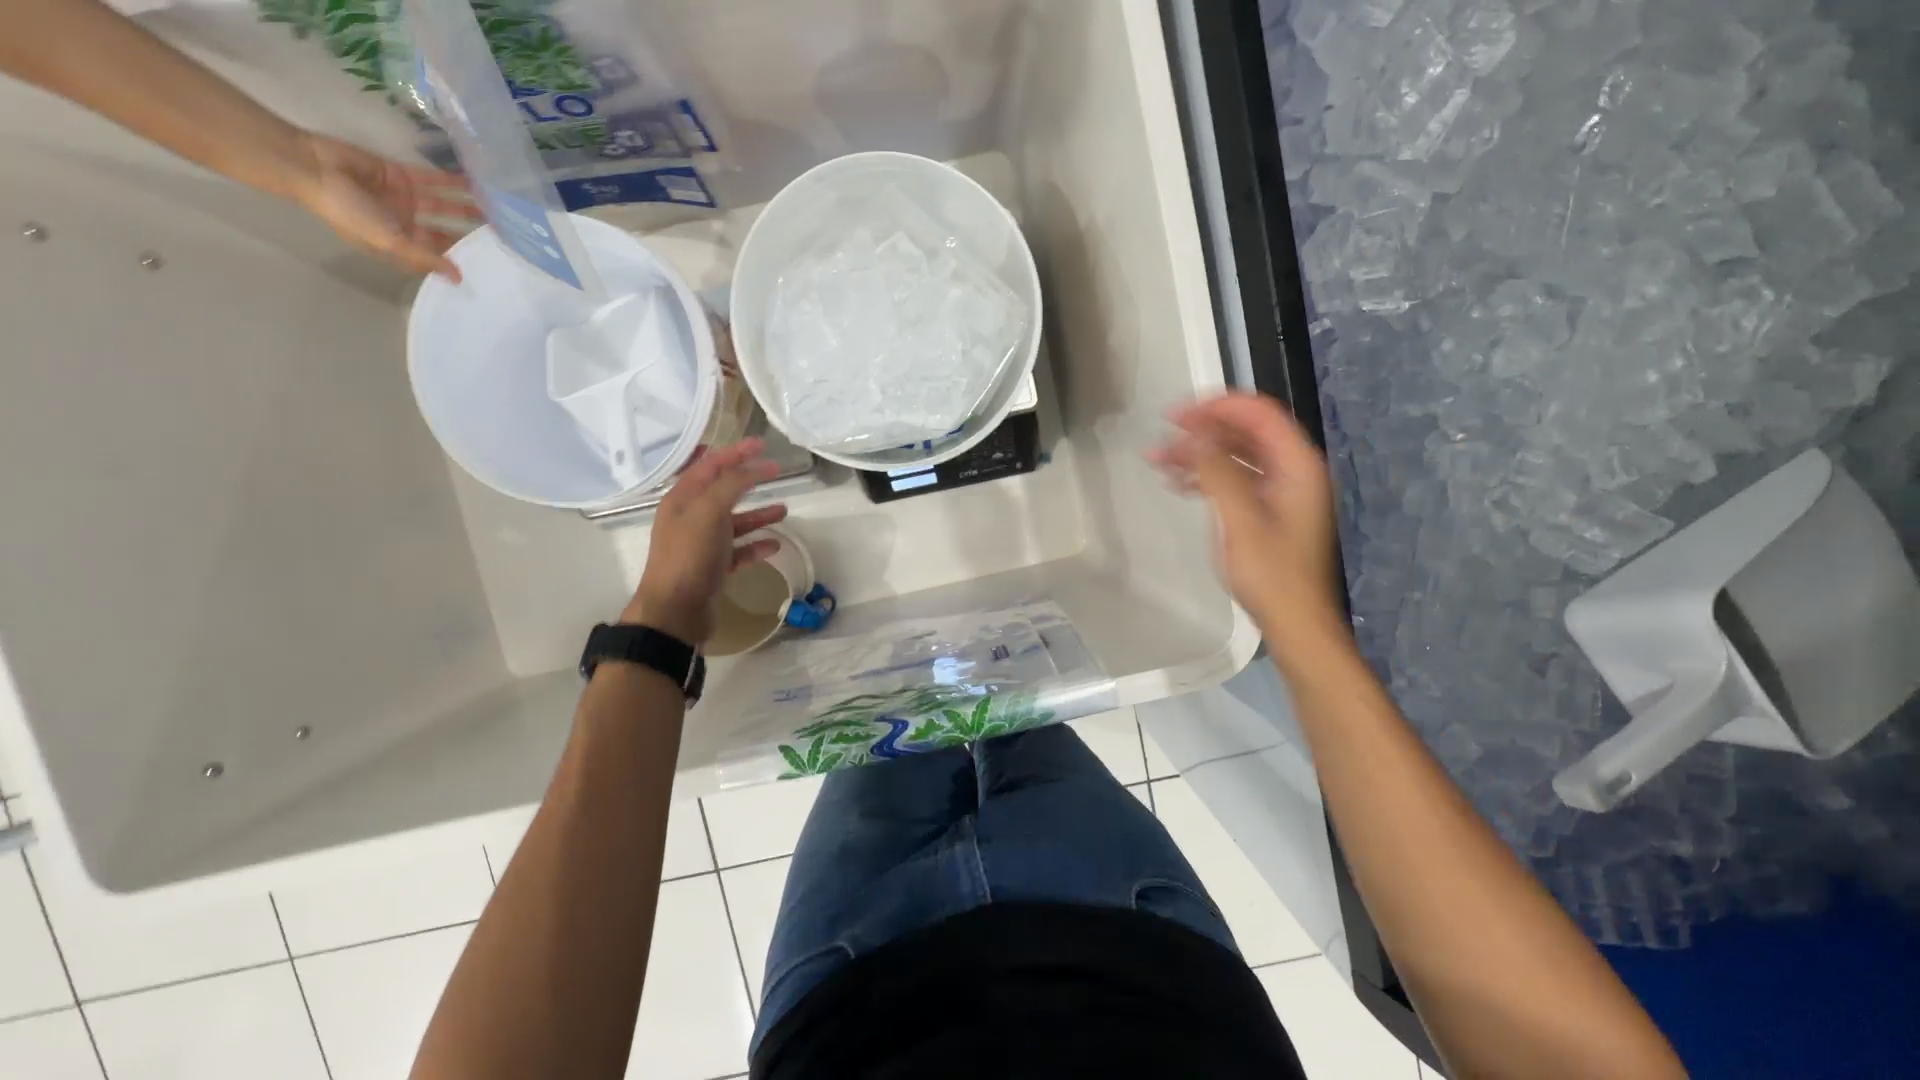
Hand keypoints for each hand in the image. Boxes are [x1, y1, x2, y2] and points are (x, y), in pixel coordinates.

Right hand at [290, 133, 479, 280]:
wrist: (314, 168)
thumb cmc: (350, 213)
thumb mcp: (389, 242)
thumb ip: (425, 258)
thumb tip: (458, 279)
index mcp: (399, 246)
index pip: (437, 257)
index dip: (459, 259)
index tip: (490, 263)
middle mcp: (405, 225)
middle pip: (445, 232)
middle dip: (469, 234)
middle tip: (503, 236)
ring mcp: (405, 199)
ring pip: (444, 206)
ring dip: (467, 207)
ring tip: (497, 210)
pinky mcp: (403, 175)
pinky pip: (434, 181)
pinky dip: (454, 183)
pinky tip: (477, 186)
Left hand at [625, 439, 786, 645]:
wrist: (676, 611)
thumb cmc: (690, 556)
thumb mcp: (710, 511)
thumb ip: (732, 484)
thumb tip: (755, 466)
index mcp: (682, 499)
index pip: (710, 465)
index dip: (735, 452)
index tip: (762, 444)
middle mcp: (689, 518)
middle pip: (722, 491)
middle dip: (748, 479)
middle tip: (775, 470)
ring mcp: (701, 545)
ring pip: (734, 522)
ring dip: (757, 514)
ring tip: (784, 509)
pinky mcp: (713, 568)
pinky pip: (738, 551)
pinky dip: (755, 545)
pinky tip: (774, 545)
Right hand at [1148, 392, 1346, 653]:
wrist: (1294, 622)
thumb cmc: (1270, 574)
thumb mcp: (1239, 519)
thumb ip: (1218, 471)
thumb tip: (1195, 434)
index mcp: (1297, 465)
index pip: (1258, 414)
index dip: (1217, 407)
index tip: (1176, 415)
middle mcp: (1293, 470)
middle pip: (1245, 431)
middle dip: (1203, 430)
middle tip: (1162, 436)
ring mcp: (1282, 490)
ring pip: (1236, 455)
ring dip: (1199, 453)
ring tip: (1158, 460)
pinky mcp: (1269, 510)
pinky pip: (1236, 478)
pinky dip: (1207, 475)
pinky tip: (1178, 483)